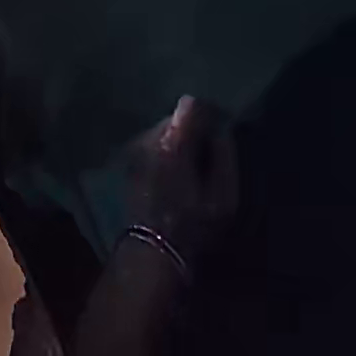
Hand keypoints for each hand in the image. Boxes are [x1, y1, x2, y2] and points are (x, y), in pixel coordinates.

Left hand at [127, 96, 238, 256]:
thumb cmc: (192, 224)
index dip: (207, 112)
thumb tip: (221, 131)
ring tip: (190, 163)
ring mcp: (137, 146)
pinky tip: (172, 172)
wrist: (151, 250)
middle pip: (175, 116)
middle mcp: (150, 135)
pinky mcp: (130, 159)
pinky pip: (152, 143)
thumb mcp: (223, 198)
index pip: (190, 104)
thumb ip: (225, 158)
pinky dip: (164, 149)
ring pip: (162, 129)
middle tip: (206, 150)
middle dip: (192, 127)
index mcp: (174, 140)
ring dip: (177, 139)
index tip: (218, 127)